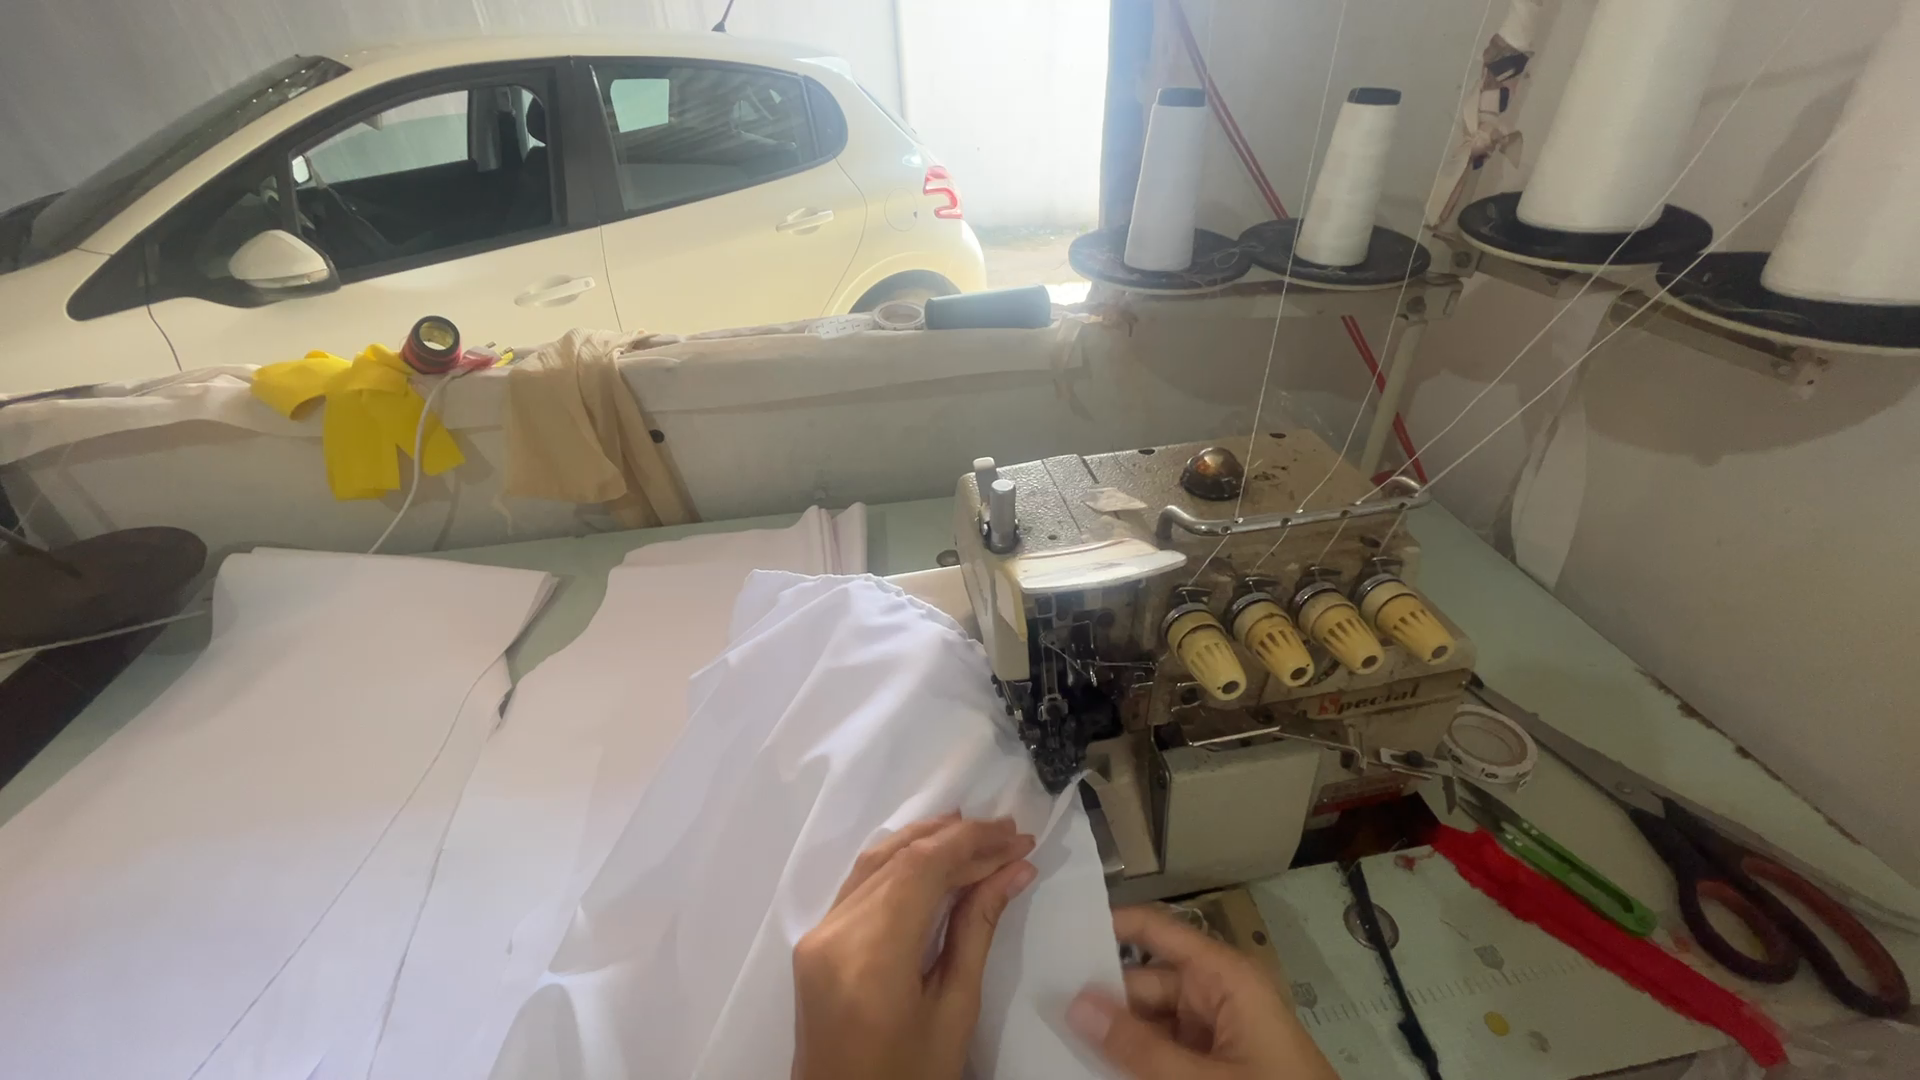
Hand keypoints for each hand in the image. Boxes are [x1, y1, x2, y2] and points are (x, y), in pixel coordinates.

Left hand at [792, 814, 1037, 1079]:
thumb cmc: (909, 1079)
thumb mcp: (955, 1010)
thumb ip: (978, 928)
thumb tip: (1014, 869)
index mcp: (871, 957)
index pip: (924, 868)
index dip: (972, 843)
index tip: (1016, 837)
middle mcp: (835, 933)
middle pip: (902, 858)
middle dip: (958, 839)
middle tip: (1007, 834)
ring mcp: (818, 933)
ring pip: (877, 860)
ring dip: (928, 840)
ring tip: (976, 832)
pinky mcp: (815, 938)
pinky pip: (861, 880)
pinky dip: (900, 860)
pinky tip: (930, 854)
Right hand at [1067, 905, 1339, 1079]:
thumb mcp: (1201, 1079)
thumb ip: (1137, 1045)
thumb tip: (1074, 1001)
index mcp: (1223, 976)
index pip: (1155, 930)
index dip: (1109, 925)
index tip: (1057, 933)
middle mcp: (1217, 994)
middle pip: (1145, 983)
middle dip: (1104, 1000)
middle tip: (1047, 1008)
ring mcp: (1217, 1034)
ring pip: (1151, 1024)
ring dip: (1117, 1038)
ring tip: (1063, 1042)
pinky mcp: (1217, 1066)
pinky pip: (1166, 1053)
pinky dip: (1138, 1062)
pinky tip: (1099, 1068)